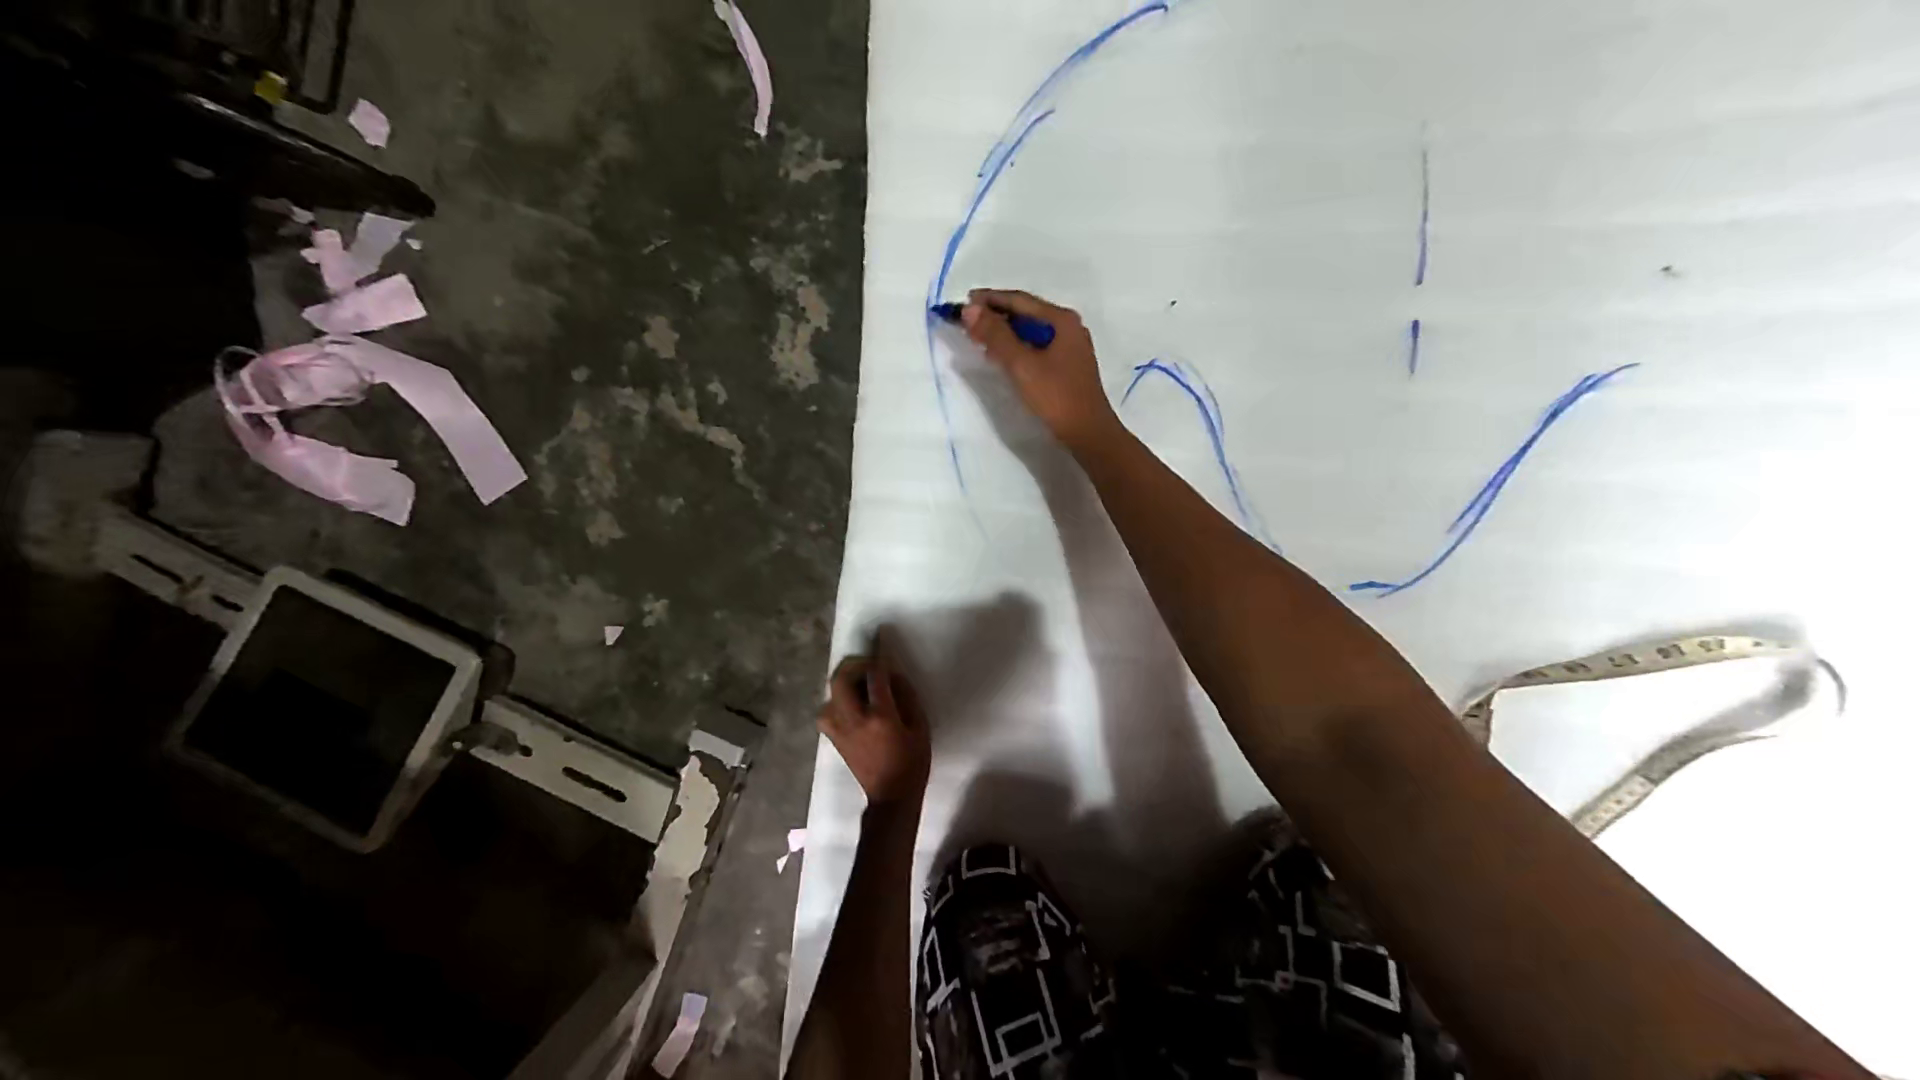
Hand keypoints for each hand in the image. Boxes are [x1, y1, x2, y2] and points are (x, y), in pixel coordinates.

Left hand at [818, 633, 930, 807]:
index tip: (881, 639)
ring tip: (861, 685)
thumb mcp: (920, 726)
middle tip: (869, 664)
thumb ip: (906, 697)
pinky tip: (852, 704)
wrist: (891, 796)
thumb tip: (892, 675)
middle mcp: (854, 719)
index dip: (879, 654)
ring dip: (845, 683)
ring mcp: (840, 730)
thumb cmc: (913, 762)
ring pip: (831, 694)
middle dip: (854, 664)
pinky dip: (837, 701)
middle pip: (841, 679)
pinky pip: (828, 711)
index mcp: (880, 716)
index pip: (875, 676)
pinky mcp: (834, 738)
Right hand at [962, 288, 1120, 450]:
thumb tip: (969, 309)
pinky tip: (1001, 356)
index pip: (1019, 300)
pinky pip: (1036, 347)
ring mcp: (1070, 347)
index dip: (989, 299)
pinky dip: (1016, 347)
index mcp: (1061, 320)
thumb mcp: (1021, 364)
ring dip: (1004, 332)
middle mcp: (1068, 327)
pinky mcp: (1067, 366)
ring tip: (978, 337)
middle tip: (967, 322)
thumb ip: (995, 335)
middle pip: (1026, 313)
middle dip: (995, 315)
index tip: (963, 302)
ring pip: (1030, 331)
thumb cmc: (1056, 396)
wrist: (1088, 433)